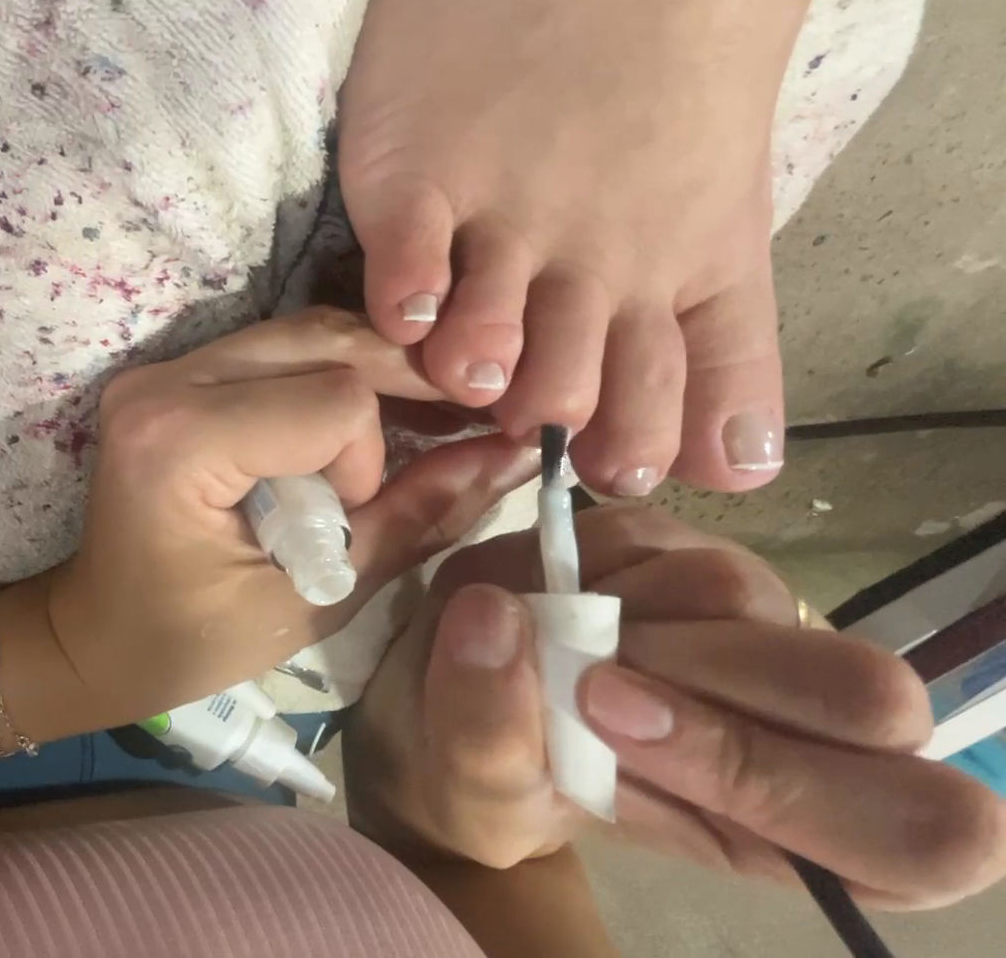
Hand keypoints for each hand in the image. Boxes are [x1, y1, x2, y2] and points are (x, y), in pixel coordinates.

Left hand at [46, 307, 542, 728]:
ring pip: (299, 332)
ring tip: (419, 417)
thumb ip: (410, 521)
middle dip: (398, 380)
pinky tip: (360, 415)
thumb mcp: (309, 600)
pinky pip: (271, 350)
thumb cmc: (186, 640)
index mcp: (177, 442)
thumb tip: (511, 454)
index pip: (332, 401)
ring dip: (368, 371)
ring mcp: (158, 371)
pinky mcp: (167, 375)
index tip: (350, 510)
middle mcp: (160, 384)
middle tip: (456, 421)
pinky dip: (326, 374)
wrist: (95, 630)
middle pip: (320, 339)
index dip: (368, 456)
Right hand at [338, 0, 860, 495]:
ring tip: (470, 368)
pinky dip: (406, 305)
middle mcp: (600, 259)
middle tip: (523, 416)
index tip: (620, 471)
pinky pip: (408, 270)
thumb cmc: (661, 48)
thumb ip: (710, 322)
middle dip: (556, 425)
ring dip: (483, 375)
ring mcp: (505, 216)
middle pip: (575, 395)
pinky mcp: (418, 178)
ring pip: (494, 349)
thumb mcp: (720, 192)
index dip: (655, 452)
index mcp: (686, 262)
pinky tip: (409, 307)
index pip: (683, 401)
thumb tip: (730, 456)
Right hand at [345, 505, 1005, 909]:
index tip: (617, 731)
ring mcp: (746, 617)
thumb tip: (495, 615)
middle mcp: (802, 721)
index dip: (778, 777)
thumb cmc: (478, 778)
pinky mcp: (672, 545)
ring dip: (616, 617)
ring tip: (542, 643)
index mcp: (794, 828)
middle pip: (864, 691)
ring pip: (735, 593)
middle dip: (706, 682)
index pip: (921, 829)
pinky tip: (539, 600)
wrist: (444, 697)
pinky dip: (575, 566)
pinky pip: (646, 538)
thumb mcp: (473, 796)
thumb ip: (487, 732)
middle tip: (582, 682)